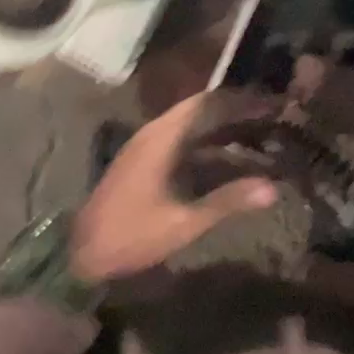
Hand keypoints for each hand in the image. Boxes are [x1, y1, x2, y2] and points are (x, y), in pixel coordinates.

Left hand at [70, 92, 278, 282]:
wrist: (80, 254)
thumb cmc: (132, 234)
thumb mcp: (184, 221)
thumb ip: (228, 201)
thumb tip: (273, 188)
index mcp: (163, 137)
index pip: (208, 102)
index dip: (242, 100)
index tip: (272, 103)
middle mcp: (156, 132)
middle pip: (203, 110)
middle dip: (238, 112)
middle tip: (273, 118)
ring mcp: (148, 146)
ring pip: (194, 127)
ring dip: (224, 129)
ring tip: (260, 136)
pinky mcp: (146, 162)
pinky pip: (184, 142)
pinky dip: (210, 146)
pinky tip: (231, 162)